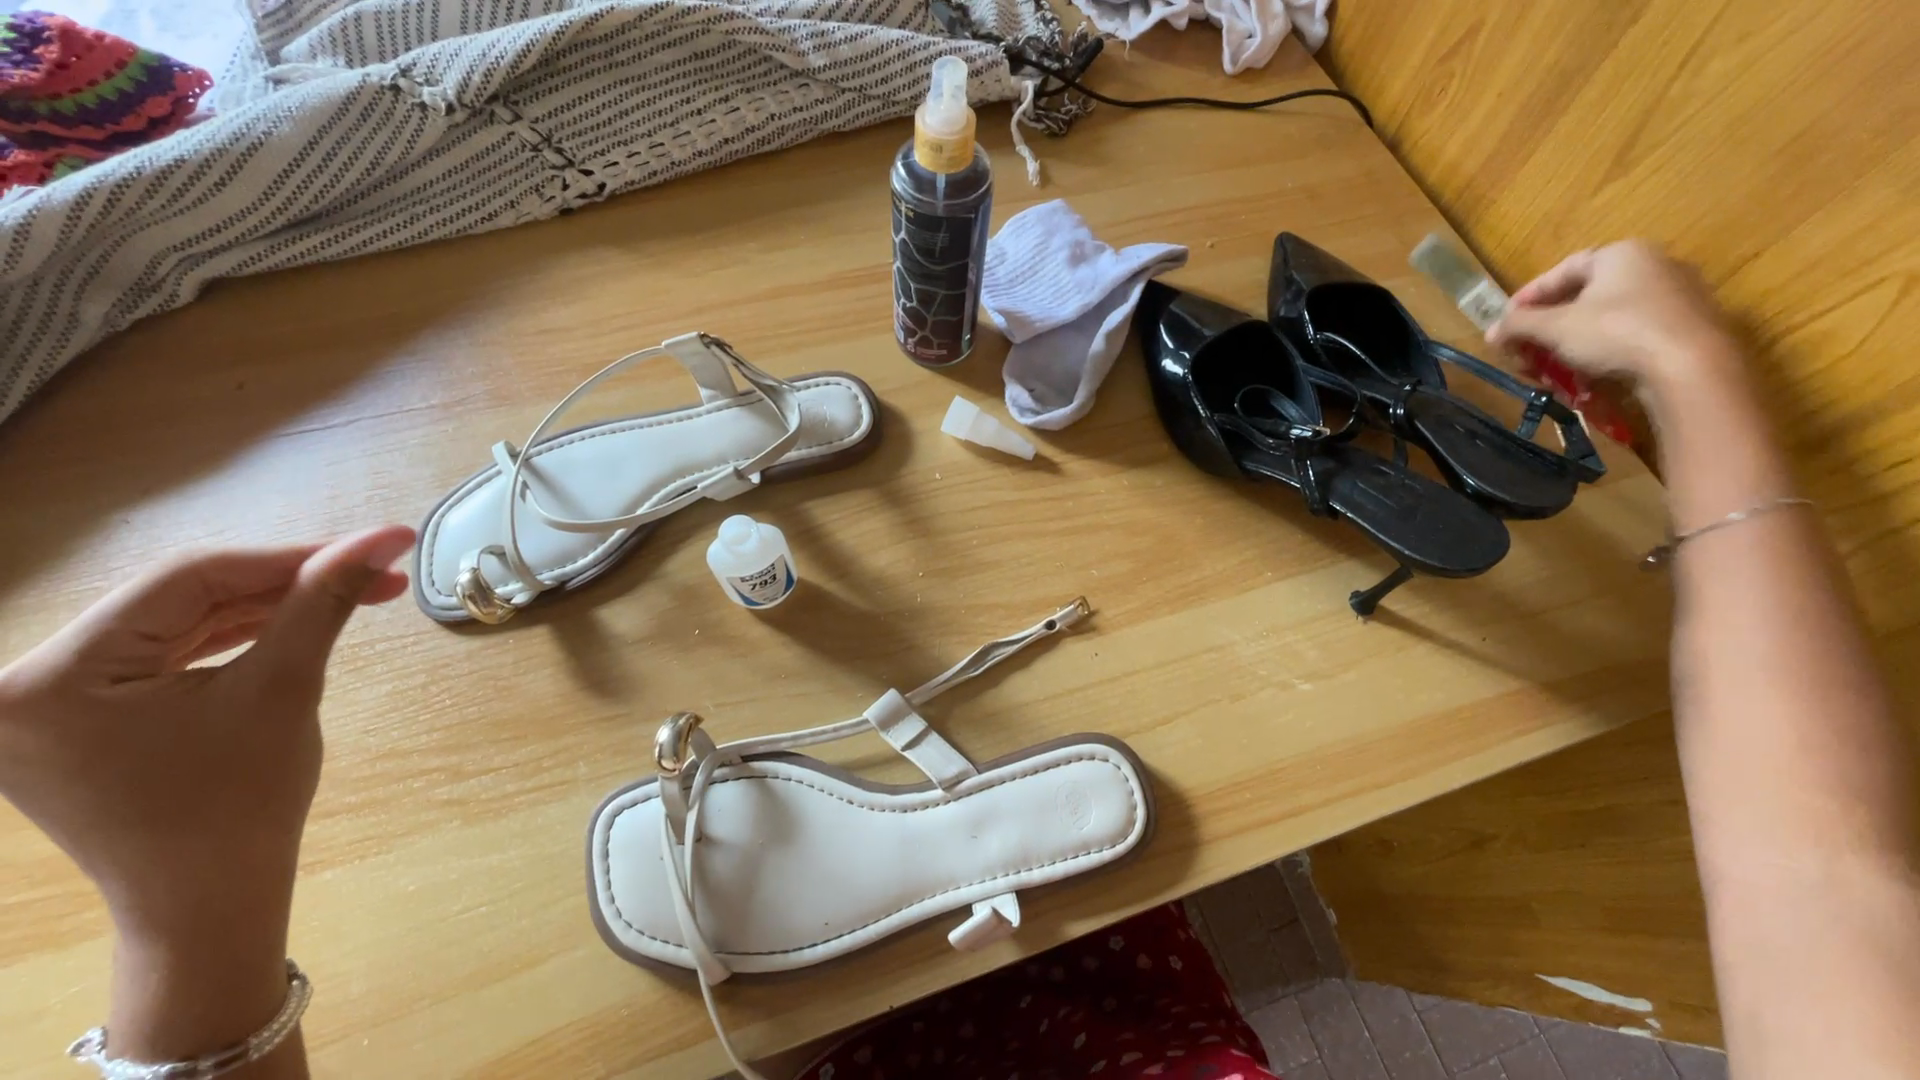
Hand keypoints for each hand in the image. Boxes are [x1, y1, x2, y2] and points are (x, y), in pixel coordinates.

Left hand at [0, 525, 413, 1066]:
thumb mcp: (285, 689)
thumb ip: (323, 603)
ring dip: (270, 607)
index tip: (377, 545)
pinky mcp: (79, 717)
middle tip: (377, 569)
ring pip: (180, 623)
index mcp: (50, 677)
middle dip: (288, 582)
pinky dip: (236, 638)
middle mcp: (25, 682)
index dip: (292, 556)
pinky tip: (296, 623)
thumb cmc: (242, 802)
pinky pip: (167, 656)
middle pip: (182, 599)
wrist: (211, 899)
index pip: (187, 580)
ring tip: (354, 591)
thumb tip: (383, 539)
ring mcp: (47, 702)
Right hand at [1487, 240, 1745, 400]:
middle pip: (1583, 297)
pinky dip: (1602, 352)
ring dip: (1570, 344)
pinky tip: (1586, 375)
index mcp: (1621, 254)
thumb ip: (1518, 325)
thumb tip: (1491, 331)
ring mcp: (1675, 295)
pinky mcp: (1687, 326)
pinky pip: (1630, 334)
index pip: (1561, 271)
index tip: (1506, 322)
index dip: (1527, 298)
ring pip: (1605, 319)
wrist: (1690, 366)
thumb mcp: (1554, 327)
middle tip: (1525, 351)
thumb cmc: (1615, 333)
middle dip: (1547, 328)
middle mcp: (1652, 265)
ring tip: (1551, 370)